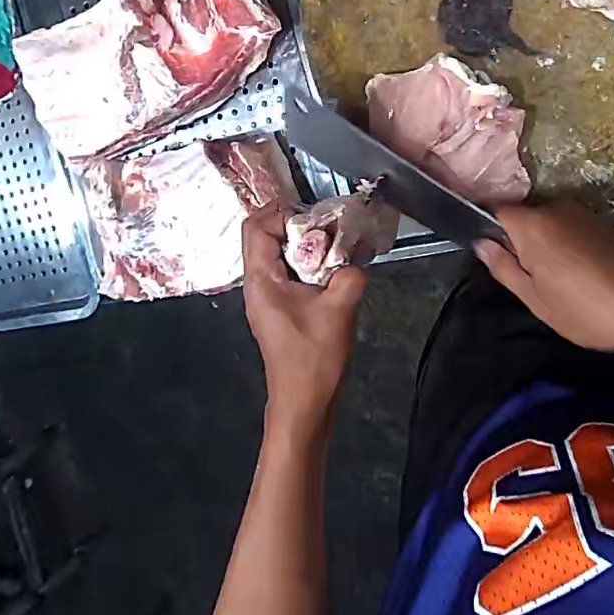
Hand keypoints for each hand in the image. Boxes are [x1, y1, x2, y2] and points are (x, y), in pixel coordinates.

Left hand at [240, 205, 366, 430]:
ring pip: (274, 254)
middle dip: (293, 225)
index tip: (313, 216)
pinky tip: (329, 270)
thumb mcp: (339, 309)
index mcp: (261, 280)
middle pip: (262, 236)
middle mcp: (256, 285)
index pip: (255, 227)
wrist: (304, 402)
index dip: (280, 212)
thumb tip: (358, 259)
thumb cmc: (313, 358)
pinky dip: (305, 263)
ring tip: (332, 246)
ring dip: (301, 245)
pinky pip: (284, 272)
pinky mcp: (277, 308)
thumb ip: (351, 275)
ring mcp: (264, 297)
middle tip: (326, 226)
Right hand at [474, 203, 613, 353]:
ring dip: (544, 245)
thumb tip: (482, 244)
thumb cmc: (587, 308)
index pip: (495, 211)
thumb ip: (502, 267)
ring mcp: (582, 213)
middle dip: (518, 241)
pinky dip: (566, 246)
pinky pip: (569, 229)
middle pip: (523, 217)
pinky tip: (578, 275)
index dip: (488, 231)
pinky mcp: (603, 224)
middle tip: (527, 277)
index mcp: (532, 223)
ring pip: (547, 224)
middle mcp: (555, 208)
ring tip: (556, 280)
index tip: (494, 256)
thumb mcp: (534, 298)